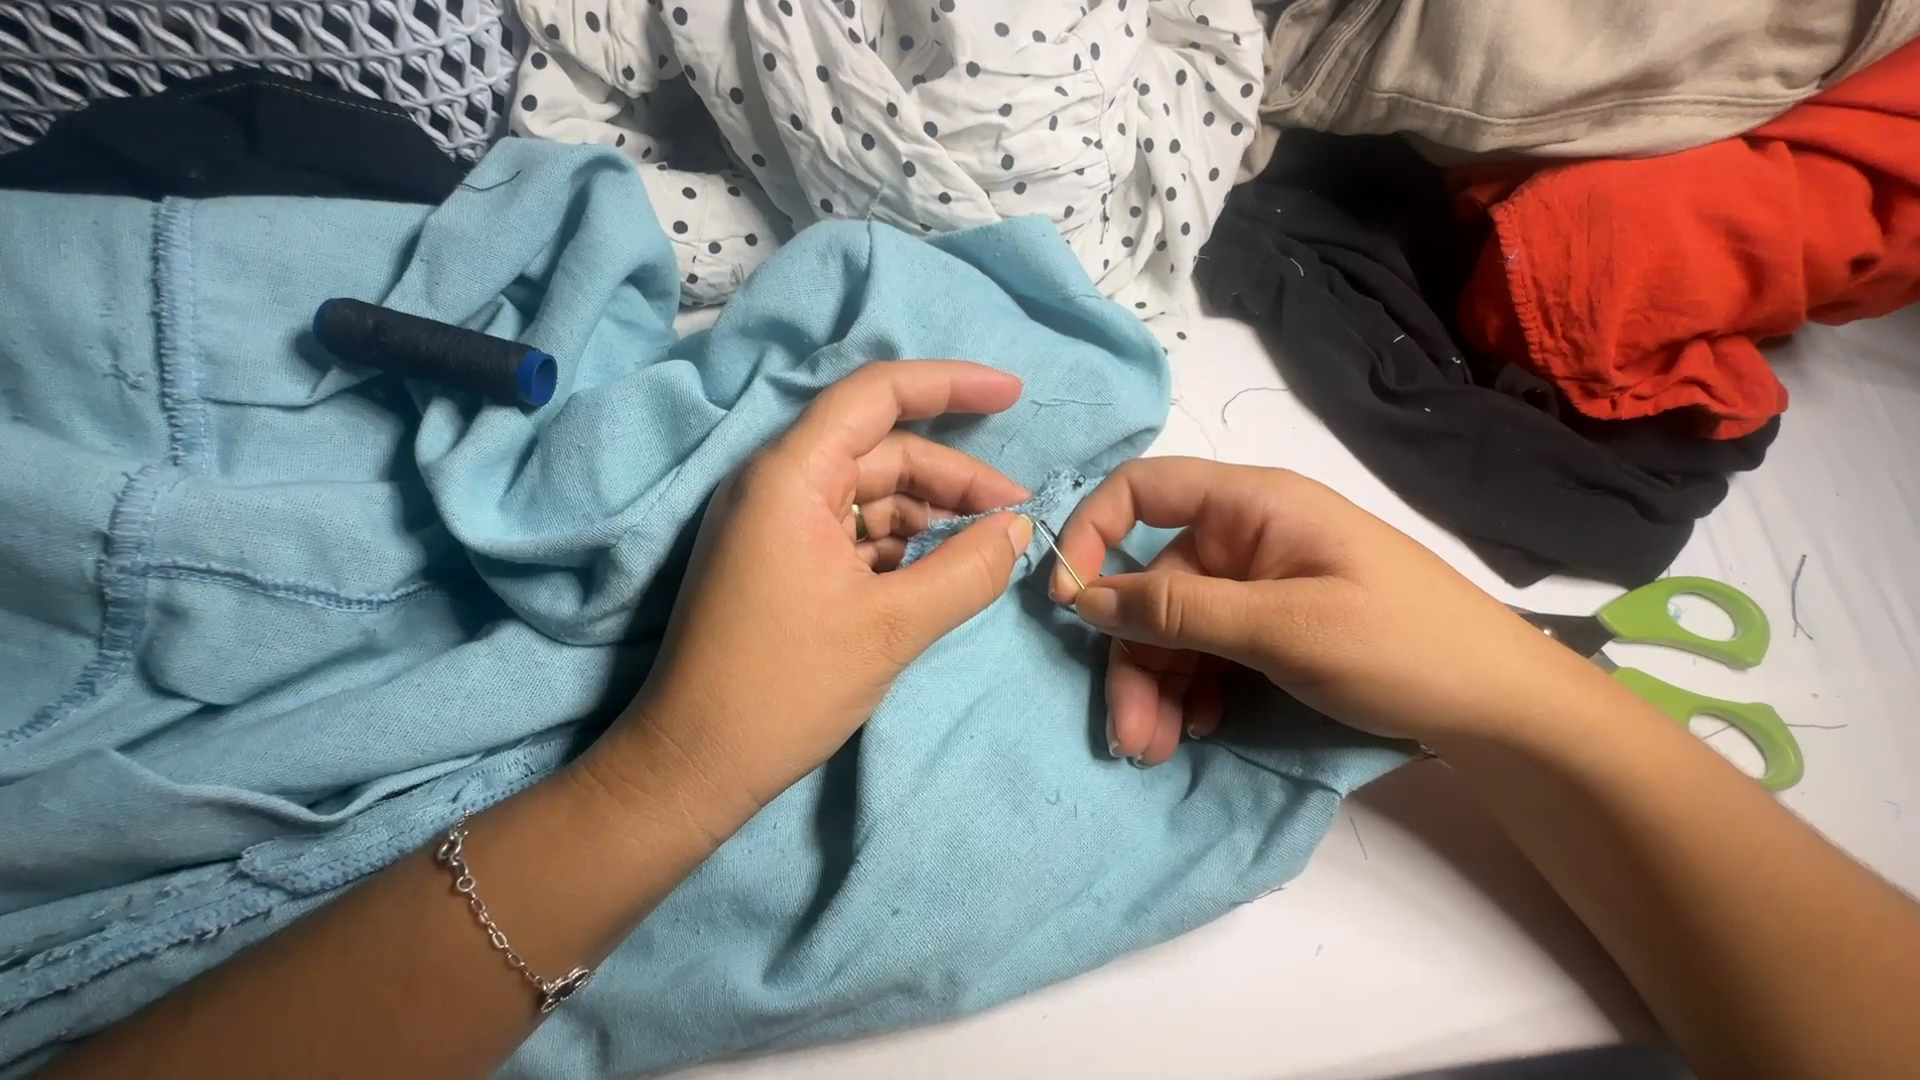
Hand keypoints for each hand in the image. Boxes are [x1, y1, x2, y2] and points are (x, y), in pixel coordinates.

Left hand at [581, 361, 1033, 826]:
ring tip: (988, 548)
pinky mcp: (782, 561)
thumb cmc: (785, 689)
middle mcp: (779, 484)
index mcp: (791, 477)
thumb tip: (1018, 529)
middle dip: (954, 478)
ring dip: (933, 515)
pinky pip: (855, 532)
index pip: (876, 395)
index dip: (950, 384)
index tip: (1012, 393)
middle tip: (1017, 514)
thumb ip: (966, 571)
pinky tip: (943, 571)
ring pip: (872, 495)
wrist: (695, 765)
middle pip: (883, 451)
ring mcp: (778, 524)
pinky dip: (903, 545)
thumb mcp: (892, 628)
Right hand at [1048, 457, 1580, 763]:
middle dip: (1133, 657)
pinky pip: (1207, 650)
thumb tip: (1082, 597)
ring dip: (1158, 686)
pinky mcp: (1269, 628)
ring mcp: (1257, 585)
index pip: (1142, 490)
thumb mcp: (1283, 628)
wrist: (1503, 711)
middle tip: (1128, 734)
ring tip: (1156, 749)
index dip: (1092, 534)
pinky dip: (1193, 689)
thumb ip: (1178, 608)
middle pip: (1152, 582)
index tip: (1068, 601)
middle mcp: (1244, 538)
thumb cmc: (1402, 647)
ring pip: (1175, 627)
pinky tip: (1198, 727)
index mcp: (1250, 506)